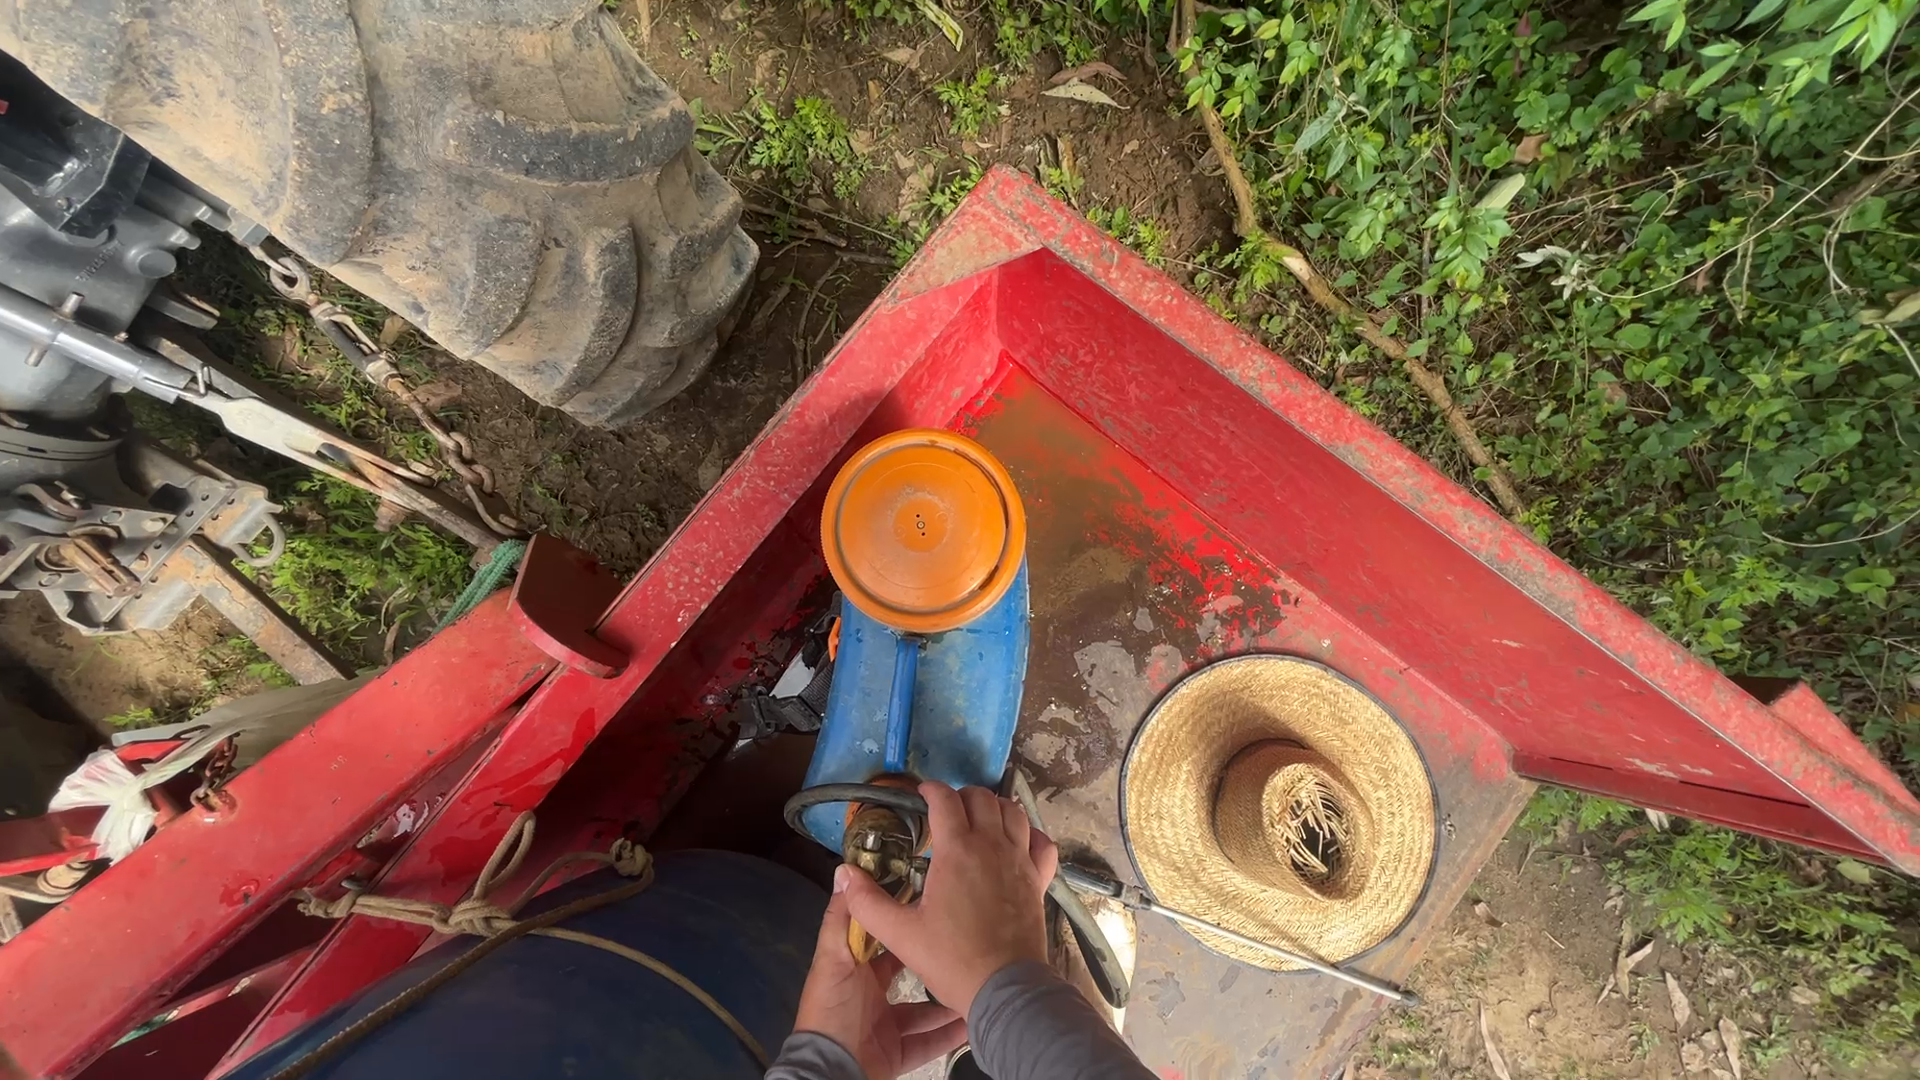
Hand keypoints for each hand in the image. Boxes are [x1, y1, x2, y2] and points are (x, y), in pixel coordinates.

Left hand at [793, 864, 968, 1078]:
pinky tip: (971, 1019)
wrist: (830, 1072)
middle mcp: (871, 993)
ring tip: (975, 981)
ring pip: (923, 1009)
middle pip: (907, 971)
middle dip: (932, 958)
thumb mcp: (834, 957)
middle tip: (963, 941)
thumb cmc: (833, 1007)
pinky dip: (948, 1033)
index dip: (905, 920)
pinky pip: (927, 1041)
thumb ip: (841, 917)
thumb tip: (843, 870)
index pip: (884, 937)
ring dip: (946, 998)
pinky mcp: (897, 1053)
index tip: (933, 900)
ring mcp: (885, 1025)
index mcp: (854, 967)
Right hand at [842, 783, 1058, 1017]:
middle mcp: (991, 844)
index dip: (931, 790)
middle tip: (947, 813)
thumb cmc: (952, 960)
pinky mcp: (1039, 879)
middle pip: (981, 797)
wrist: (1004, 990)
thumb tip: (844, 873)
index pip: (945, 799)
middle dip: (962, 796)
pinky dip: (1031, 835)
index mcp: (957, 850)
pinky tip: (1019, 843)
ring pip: (1013, 812)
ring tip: (980, 821)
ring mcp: (1020, 860)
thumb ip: (867, 903)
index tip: (921, 795)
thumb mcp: (901, 934)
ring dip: (995, 808)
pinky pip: (1043, 843)